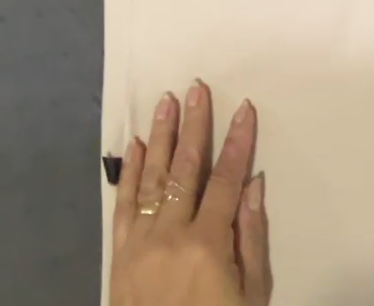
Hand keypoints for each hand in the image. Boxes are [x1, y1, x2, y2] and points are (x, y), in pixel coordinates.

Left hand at [111, 81, 271, 305]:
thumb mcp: (251, 298)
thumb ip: (251, 239)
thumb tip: (254, 184)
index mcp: (208, 245)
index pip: (226, 180)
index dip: (238, 142)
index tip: (244, 108)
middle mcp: (171, 236)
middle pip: (185, 169)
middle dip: (194, 126)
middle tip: (196, 88)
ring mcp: (141, 244)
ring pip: (151, 178)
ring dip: (159, 137)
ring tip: (165, 101)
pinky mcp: (120, 257)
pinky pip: (124, 206)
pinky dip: (130, 173)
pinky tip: (134, 146)